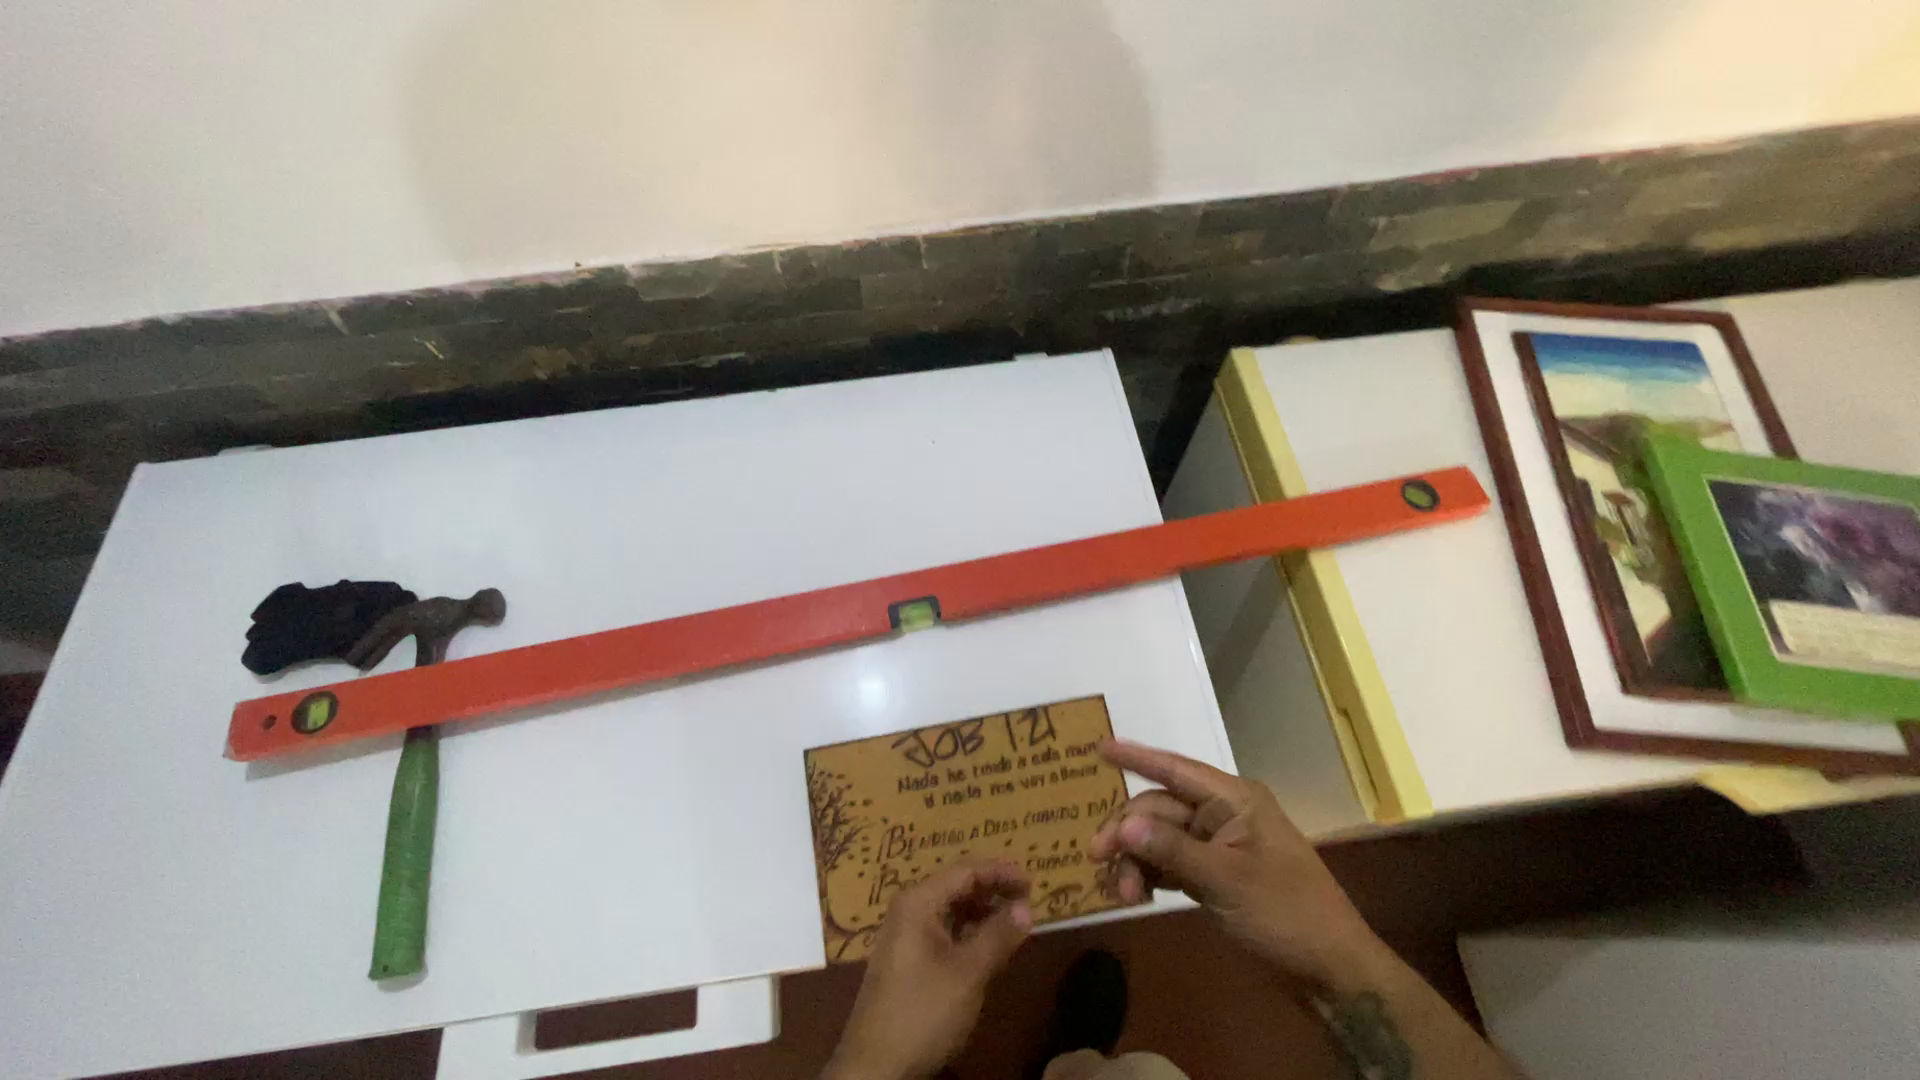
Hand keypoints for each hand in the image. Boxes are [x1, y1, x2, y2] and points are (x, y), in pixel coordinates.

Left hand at [823, 859, 1034, 1079]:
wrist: (875, 1067)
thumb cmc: (922, 1012)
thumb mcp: (968, 974)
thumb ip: (998, 936)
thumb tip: (1027, 907)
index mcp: (918, 902)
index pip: (965, 870)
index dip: (1000, 872)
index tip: (1033, 881)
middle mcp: (909, 909)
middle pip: (957, 886)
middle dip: (993, 890)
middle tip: (1028, 900)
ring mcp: (905, 935)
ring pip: (951, 910)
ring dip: (983, 912)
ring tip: (1014, 922)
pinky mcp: (907, 959)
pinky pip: (944, 931)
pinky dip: (969, 932)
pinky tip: (988, 945)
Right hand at [1089, 739, 1390, 992]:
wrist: (1330, 972)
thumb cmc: (1287, 913)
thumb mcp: (1228, 880)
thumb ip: (1172, 850)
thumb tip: (1123, 825)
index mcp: (1234, 800)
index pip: (1175, 769)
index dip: (1136, 757)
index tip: (1097, 748)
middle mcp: (1222, 815)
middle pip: (1158, 809)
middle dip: (1127, 832)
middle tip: (1097, 860)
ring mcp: (1216, 846)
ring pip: (1158, 839)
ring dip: (1135, 860)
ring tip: (1122, 894)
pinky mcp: (1212, 876)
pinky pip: (1167, 863)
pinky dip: (1148, 875)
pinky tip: (1133, 894)